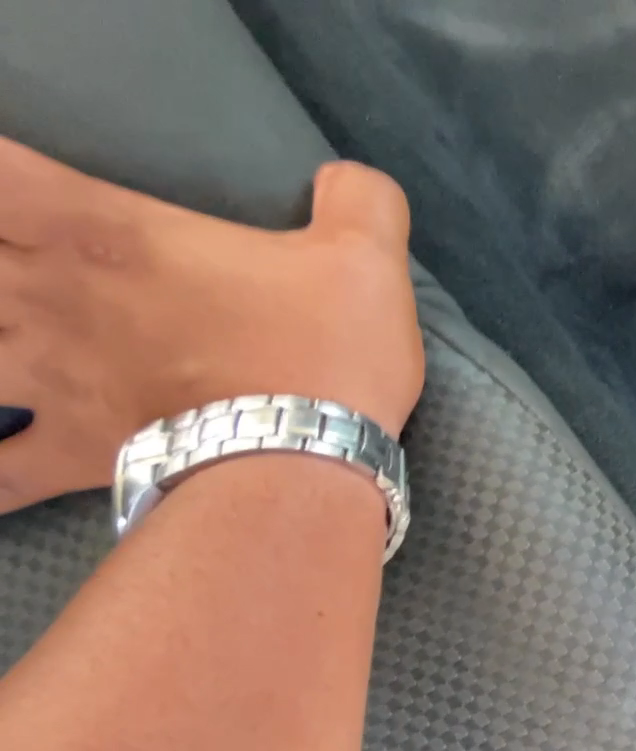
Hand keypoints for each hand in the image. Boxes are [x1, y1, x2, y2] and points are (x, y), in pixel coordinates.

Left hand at [0, 136, 423, 514]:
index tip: (17, 181)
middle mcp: (47, 293)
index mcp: (103, 232)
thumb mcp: (370, 258)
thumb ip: (359, 201)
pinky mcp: (74, 447)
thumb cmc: (332, 350)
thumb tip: (345, 177)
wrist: (313, 459)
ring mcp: (46, 376)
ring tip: (2, 346)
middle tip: (18, 262)